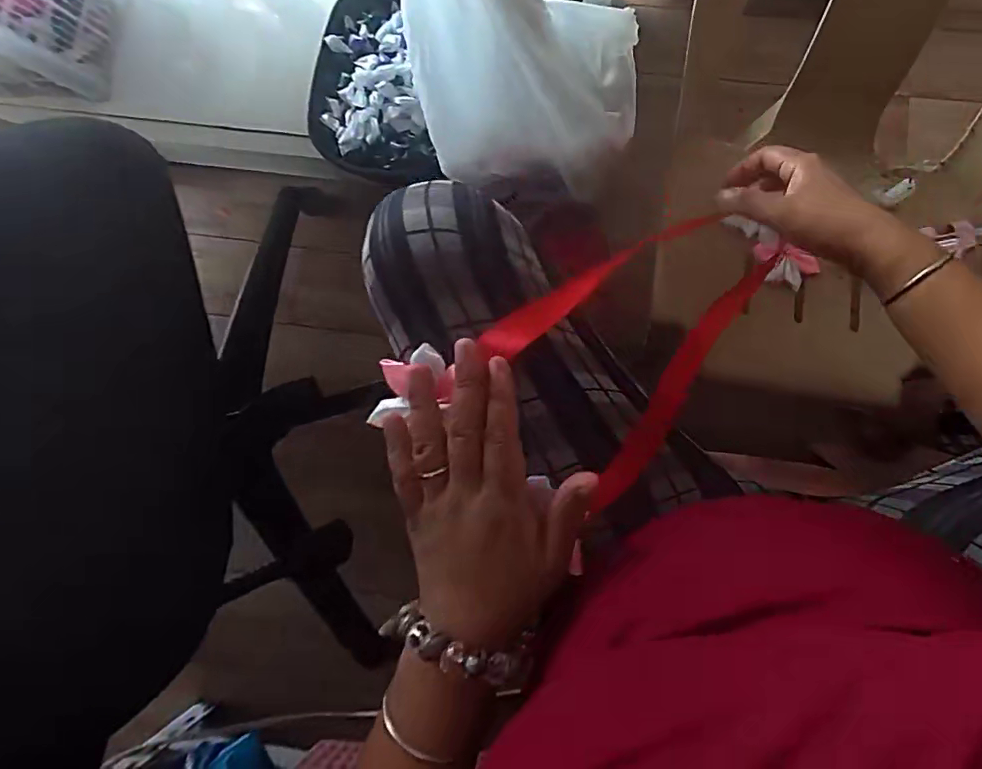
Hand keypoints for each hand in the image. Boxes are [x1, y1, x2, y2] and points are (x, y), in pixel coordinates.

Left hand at [382, 339, 595, 647]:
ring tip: (421, 367)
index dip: (500, 400)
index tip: (497, 363)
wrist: (464, 636)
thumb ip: (569, 514)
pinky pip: (402, 479)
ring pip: (429, 448)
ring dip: (425, 406)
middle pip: (465, 433)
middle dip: (466, 386)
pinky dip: (395, 448)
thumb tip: (592, 474)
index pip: (502, 440)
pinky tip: (389, 417)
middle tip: (462, 345)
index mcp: (502, 502)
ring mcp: (436, 504)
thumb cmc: (515, 589)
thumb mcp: (553, 558)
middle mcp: (466, 495)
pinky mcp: (414, 517)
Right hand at [716, 146, 924, 281]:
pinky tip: (777, 230)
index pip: (763, 155)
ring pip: (786, 189)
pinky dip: (781, 213)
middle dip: (752, 185)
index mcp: (800, 164)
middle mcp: (812, 171)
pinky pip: (797, 205)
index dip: (741, 169)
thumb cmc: (823, 222)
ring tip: (751, 219)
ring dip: (766, 201)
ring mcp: (823, 191)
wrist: (871, 245)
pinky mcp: (830, 210)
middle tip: (734, 204)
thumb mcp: (779, 212)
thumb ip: (747, 203)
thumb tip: (718, 196)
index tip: (724, 189)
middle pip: (775, 171)